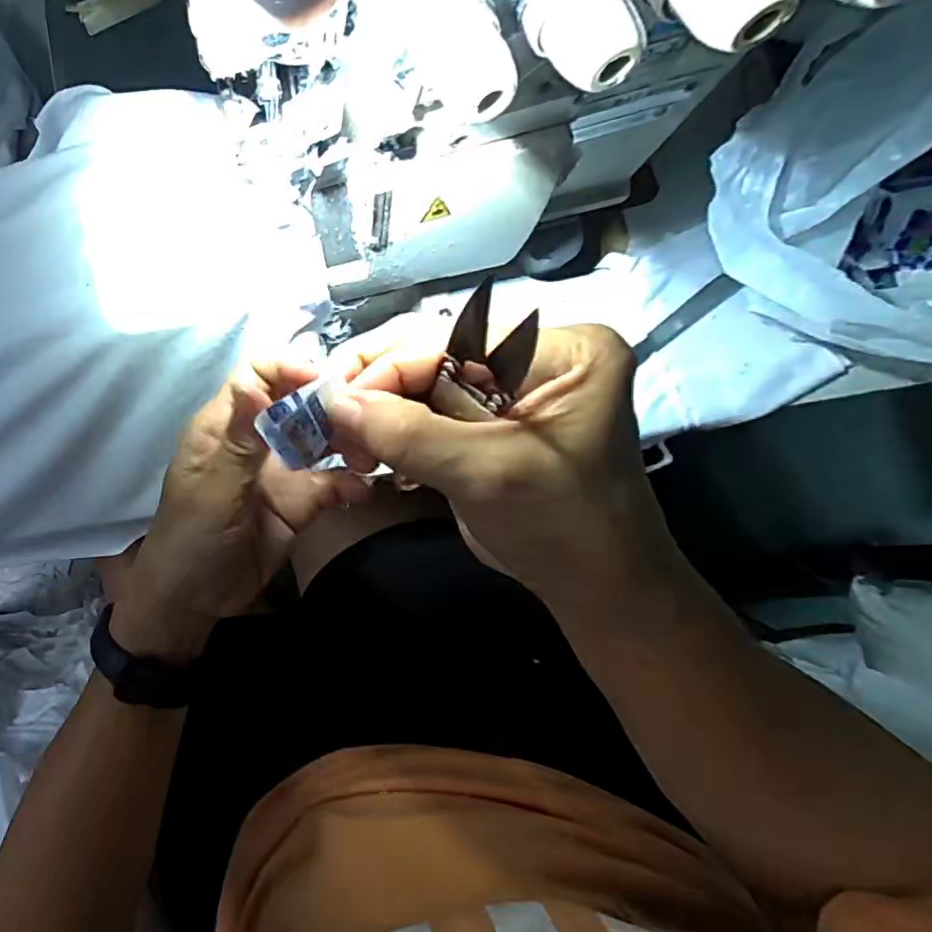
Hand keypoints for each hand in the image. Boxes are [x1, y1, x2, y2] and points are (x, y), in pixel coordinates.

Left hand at [104, 359, 370, 660]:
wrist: (194, 601)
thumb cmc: (192, 536)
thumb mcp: (214, 486)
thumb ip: (238, 436)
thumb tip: (252, 380)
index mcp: (226, 424)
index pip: (258, 375)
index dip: (289, 368)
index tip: (323, 381)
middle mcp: (256, 437)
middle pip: (298, 401)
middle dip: (331, 403)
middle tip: (363, 416)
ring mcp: (279, 468)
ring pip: (321, 437)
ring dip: (348, 440)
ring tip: (370, 453)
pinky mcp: (299, 500)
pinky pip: (331, 481)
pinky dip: (350, 482)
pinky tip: (362, 490)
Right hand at [326, 316, 679, 602]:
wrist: (598, 591)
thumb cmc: (562, 530)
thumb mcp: (487, 475)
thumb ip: (409, 434)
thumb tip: (336, 403)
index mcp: (561, 349)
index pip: (453, 340)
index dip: (387, 369)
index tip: (335, 408)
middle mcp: (534, 353)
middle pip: (434, 353)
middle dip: (378, 389)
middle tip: (334, 425)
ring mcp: (510, 385)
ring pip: (422, 381)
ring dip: (379, 410)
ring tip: (349, 444)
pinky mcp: (488, 417)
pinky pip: (427, 408)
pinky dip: (392, 427)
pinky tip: (369, 447)